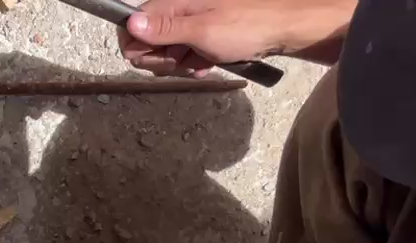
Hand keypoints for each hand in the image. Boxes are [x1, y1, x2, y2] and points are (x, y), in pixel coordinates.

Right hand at [117, 0, 356, 77]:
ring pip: (163, 51)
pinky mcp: (200, 33)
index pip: (131, 25)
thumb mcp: (202, 30)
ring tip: (201, 61)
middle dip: (160, 58)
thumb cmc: (246, 27)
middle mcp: (179, 8)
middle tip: (184, 59)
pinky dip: (191, 63)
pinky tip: (206, 63)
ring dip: (178, 64)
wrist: (285, 28)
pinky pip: (182, 54)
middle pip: (145, 42)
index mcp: (176, 1)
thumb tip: (130, 22)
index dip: (138, 46)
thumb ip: (164, 29)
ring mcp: (190, 21)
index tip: (158, 55)